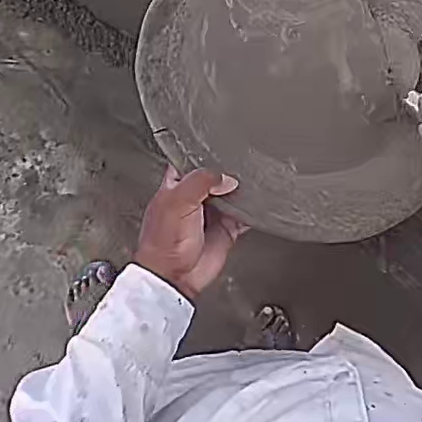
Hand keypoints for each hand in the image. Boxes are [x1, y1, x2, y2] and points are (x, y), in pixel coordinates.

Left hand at [134, 166, 246, 300]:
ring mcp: (212, 213)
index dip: (203, 153)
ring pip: (232, 194)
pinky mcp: (226, 229)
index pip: (190, 160)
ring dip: (242, 190)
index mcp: (176, 186)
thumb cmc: (163, 242)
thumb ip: (201, 182)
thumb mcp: (178, 201)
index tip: (220, 145)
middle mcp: (195, 197)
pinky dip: (252, 212)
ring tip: (254, 179)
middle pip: (216, 176)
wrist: (174, 277)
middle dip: (228, 171)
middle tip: (242, 162)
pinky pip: (244, 216)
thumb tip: (226, 178)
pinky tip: (257, 205)